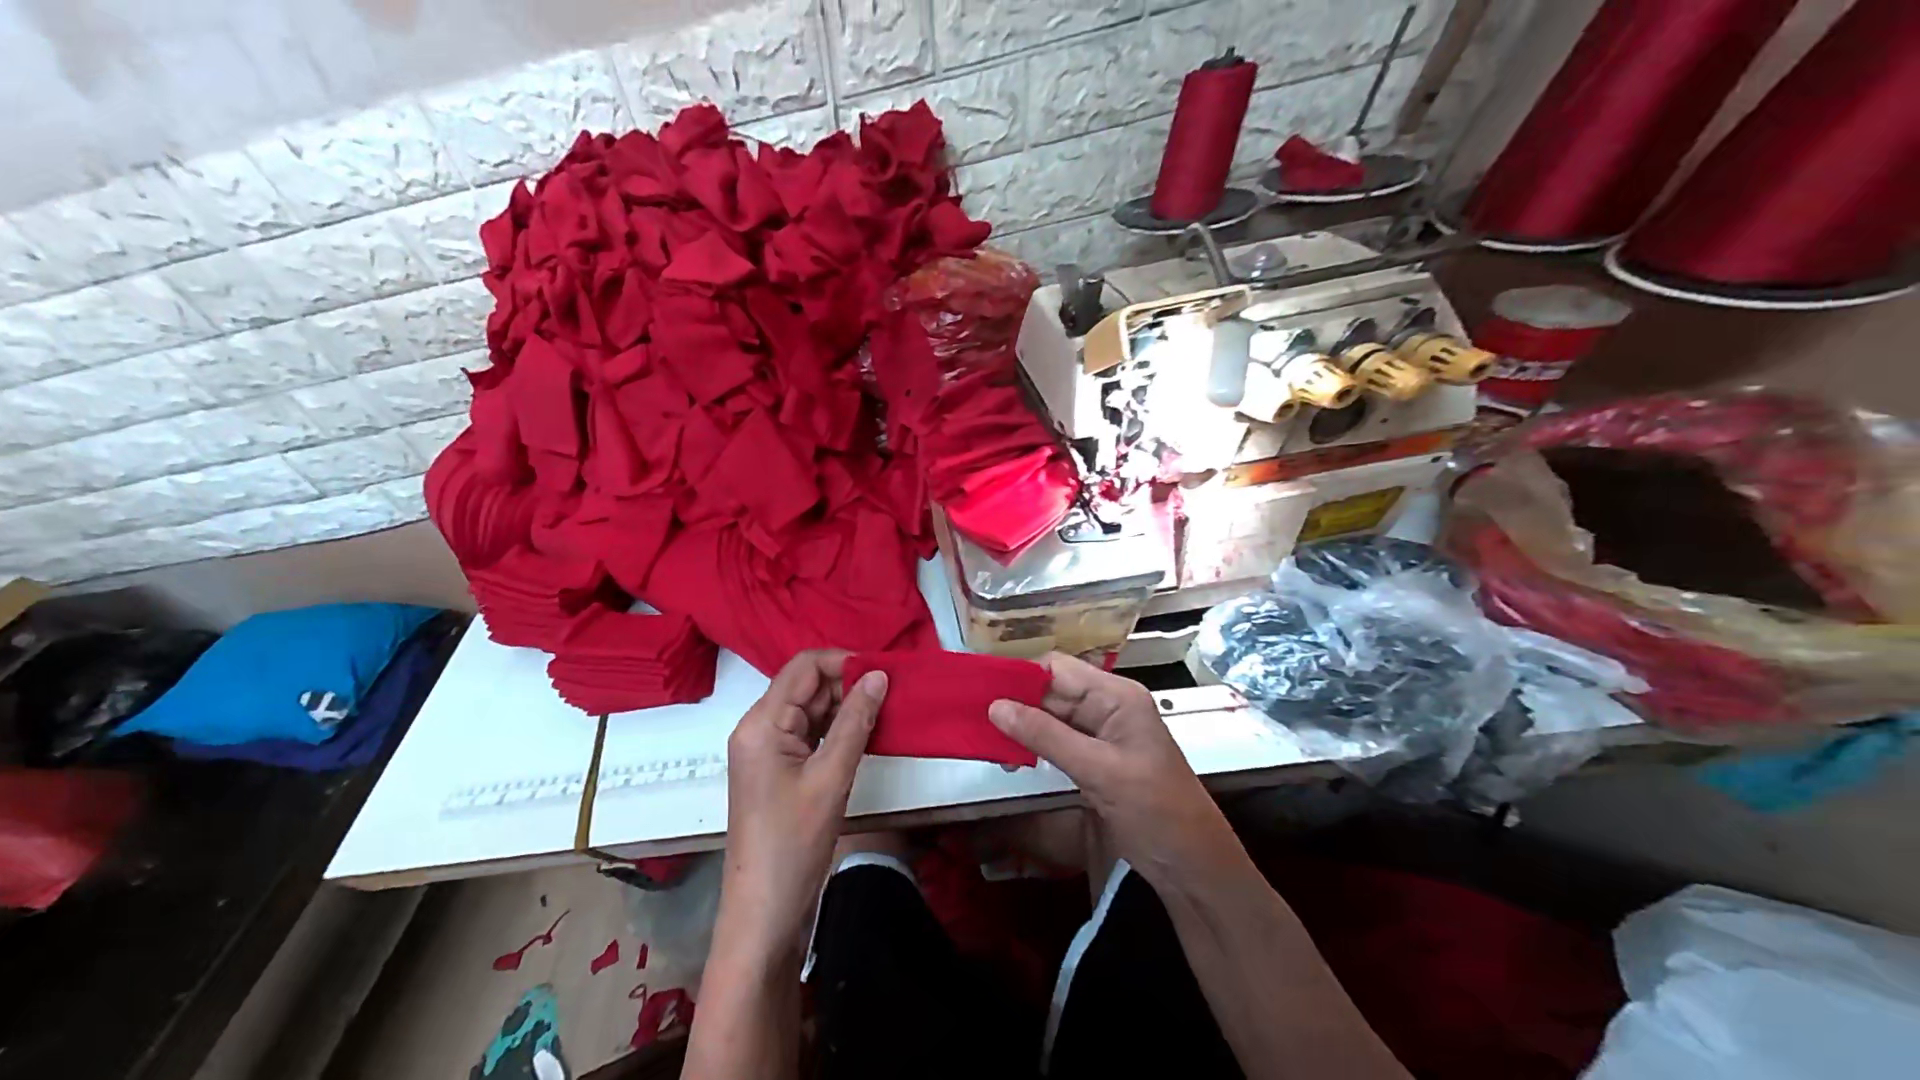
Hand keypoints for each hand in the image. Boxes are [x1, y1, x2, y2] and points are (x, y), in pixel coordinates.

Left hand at [719, 649, 885, 954]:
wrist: (765, 911)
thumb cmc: (794, 842)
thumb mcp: (831, 777)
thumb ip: (855, 721)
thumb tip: (878, 675)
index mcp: (761, 723)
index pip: (803, 667)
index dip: (843, 661)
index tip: (884, 671)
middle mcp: (759, 728)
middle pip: (806, 686)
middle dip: (848, 684)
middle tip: (893, 693)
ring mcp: (767, 750)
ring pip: (811, 710)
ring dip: (846, 707)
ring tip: (887, 710)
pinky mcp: (778, 769)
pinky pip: (810, 734)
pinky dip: (837, 729)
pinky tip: (868, 733)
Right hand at [988, 653, 1236, 886]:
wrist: (1193, 867)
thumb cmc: (1156, 811)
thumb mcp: (1100, 771)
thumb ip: (1046, 736)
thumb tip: (996, 706)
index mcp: (1117, 696)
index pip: (1058, 669)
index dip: (1019, 675)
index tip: (980, 689)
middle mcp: (1107, 707)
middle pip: (1050, 691)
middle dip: (1014, 701)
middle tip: (970, 715)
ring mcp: (1100, 734)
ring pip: (1049, 717)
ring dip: (1019, 725)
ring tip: (982, 735)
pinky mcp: (1094, 760)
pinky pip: (1056, 742)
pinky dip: (1032, 746)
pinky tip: (1007, 755)